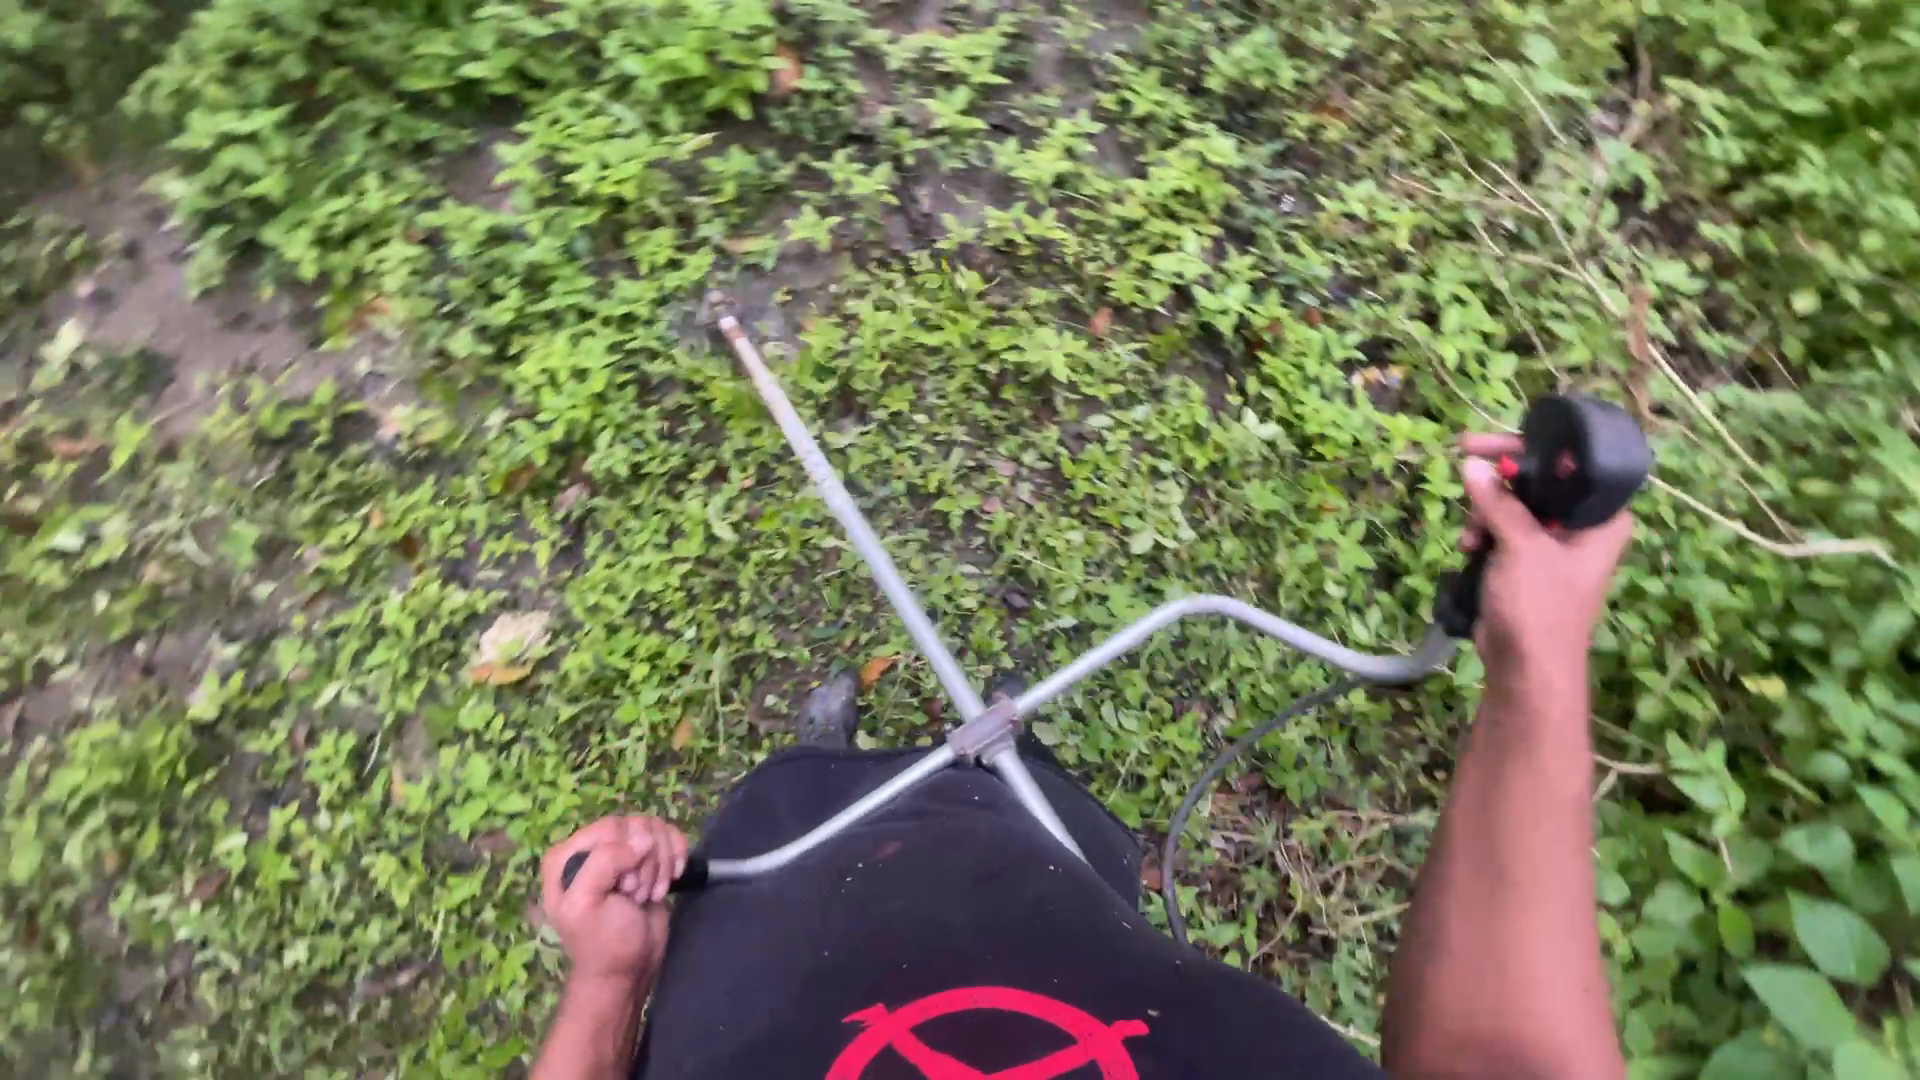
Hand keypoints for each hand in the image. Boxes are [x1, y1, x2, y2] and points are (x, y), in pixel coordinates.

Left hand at [539, 815, 688, 984]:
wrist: (629, 968)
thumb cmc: (602, 941)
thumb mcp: (586, 905)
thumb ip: (604, 863)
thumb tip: (644, 840)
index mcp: (566, 856)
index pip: (610, 828)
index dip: (626, 853)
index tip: (625, 887)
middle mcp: (591, 848)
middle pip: (635, 826)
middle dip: (647, 860)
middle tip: (638, 893)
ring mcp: (621, 851)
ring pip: (655, 829)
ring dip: (662, 862)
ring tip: (651, 892)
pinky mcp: (647, 857)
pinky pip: (669, 834)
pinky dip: (676, 855)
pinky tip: (672, 879)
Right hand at [1459, 433, 1634, 676]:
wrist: (1526, 664)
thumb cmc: (1540, 605)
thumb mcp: (1521, 547)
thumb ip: (1498, 503)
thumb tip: (1471, 463)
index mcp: (1602, 518)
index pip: (1571, 465)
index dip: (1529, 448)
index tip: (1483, 443)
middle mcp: (1580, 527)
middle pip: (1536, 483)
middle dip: (1498, 485)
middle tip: (1465, 474)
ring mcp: (1550, 546)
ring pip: (1511, 507)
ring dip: (1483, 514)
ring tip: (1471, 537)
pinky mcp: (1523, 563)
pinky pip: (1499, 531)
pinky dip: (1481, 534)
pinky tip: (1469, 548)